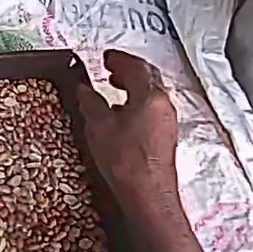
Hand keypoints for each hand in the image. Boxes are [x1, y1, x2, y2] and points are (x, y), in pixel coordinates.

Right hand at [75, 51, 209, 251]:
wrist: (147, 194)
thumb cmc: (124, 159)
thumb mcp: (99, 127)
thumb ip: (91, 102)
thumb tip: (84, 89)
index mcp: (150, 96)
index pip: (135, 67)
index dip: (119, 59)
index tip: (106, 57)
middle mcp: (164, 105)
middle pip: (149, 77)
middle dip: (129, 69)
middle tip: (110, 68)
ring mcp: (168, 121)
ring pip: (152, 93)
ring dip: (134, 85)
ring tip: (115, 87)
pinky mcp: (166, 136)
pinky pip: (153, 108)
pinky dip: (138, 101)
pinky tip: (123, 112)